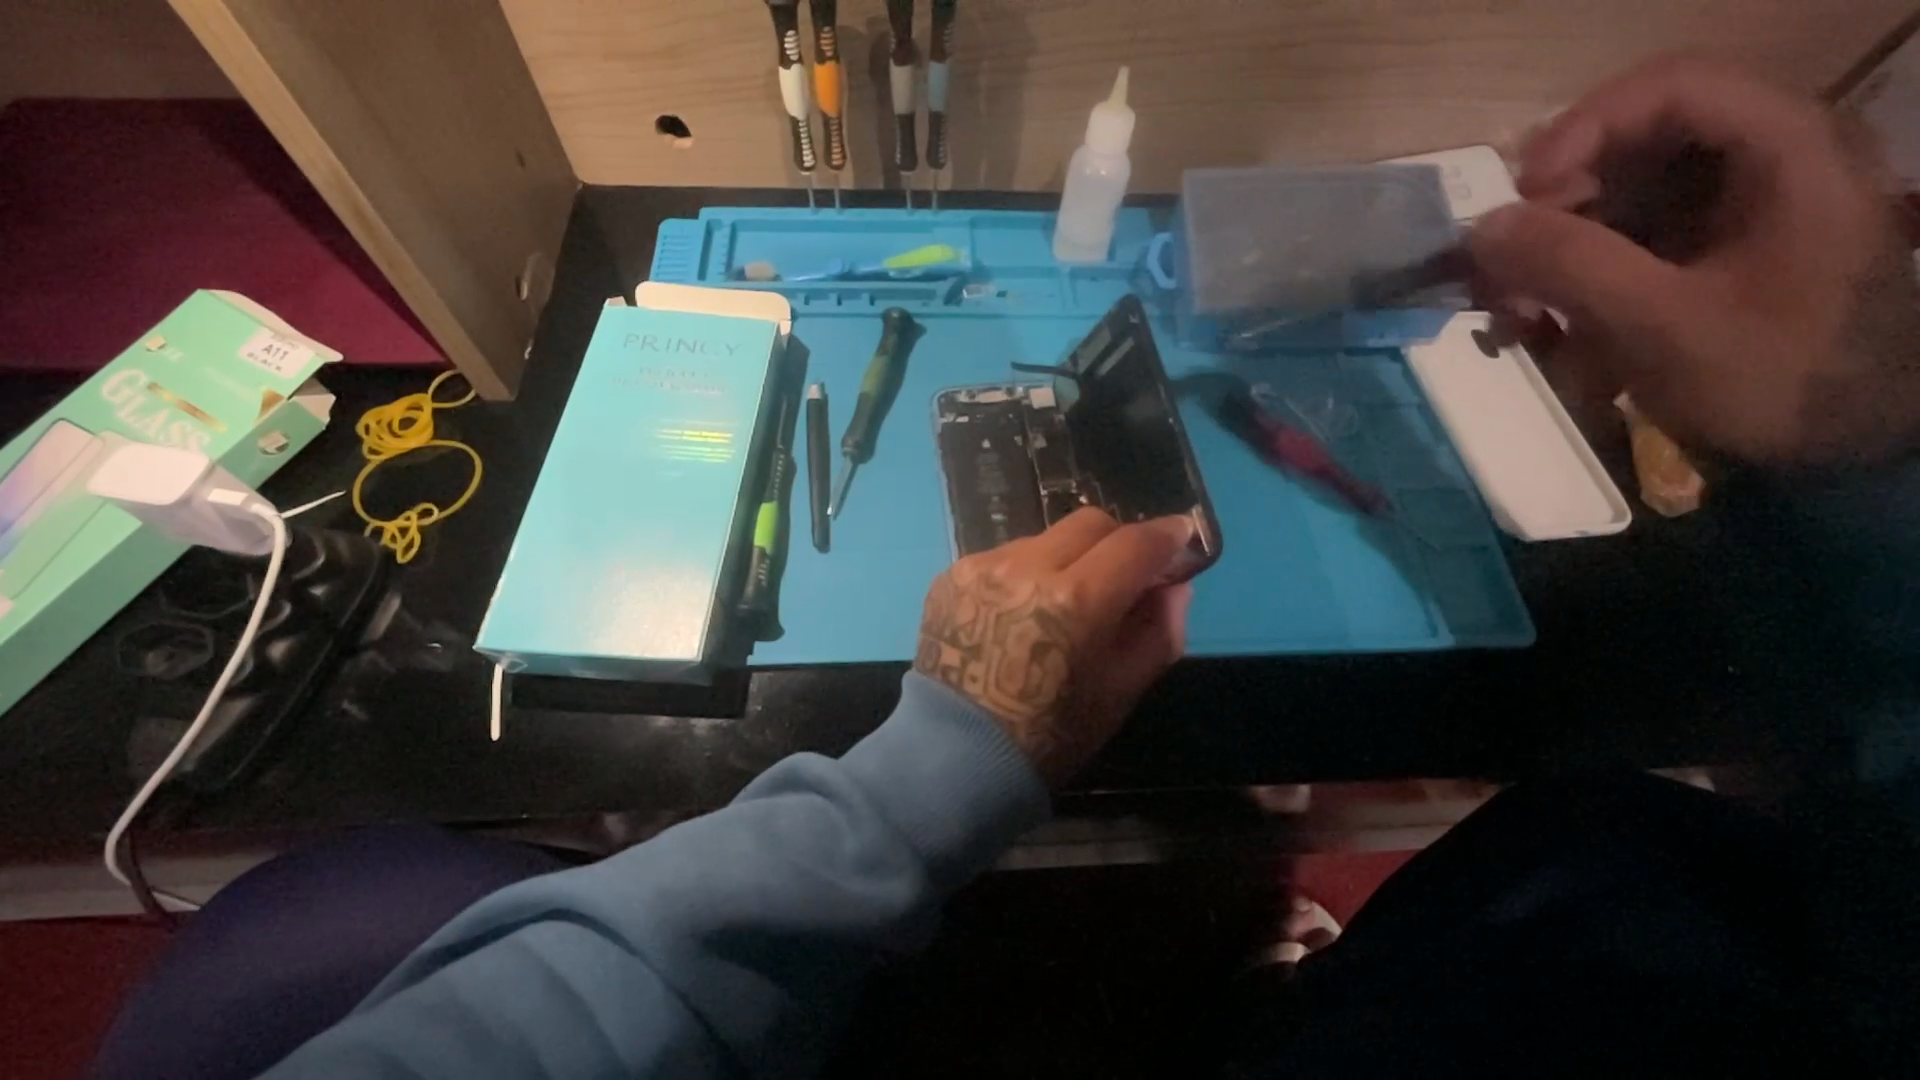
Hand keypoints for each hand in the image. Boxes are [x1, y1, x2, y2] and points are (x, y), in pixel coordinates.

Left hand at [912, 509, 1196, 784]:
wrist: (957, 754)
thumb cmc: (1050, 733)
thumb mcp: (1121, 691)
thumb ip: (1159, 630)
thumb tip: (1174, 585)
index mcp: (1075, 600)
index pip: (1135, 543)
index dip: (1167, 536)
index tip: (1181, 540)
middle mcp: (1025, 567)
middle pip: (1089, 524)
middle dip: (1118, 543)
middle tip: (1126, 577)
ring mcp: (982, 567)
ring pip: (1045, 538)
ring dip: (1068, 560)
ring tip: (1063, 605)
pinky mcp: (951, 575)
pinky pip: (1006, 557)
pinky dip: (1026, 575)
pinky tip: (1020, 615)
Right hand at [1470, 54, 1919, 464]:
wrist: (1853, 447)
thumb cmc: (1778, 376)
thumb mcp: (1664, 324)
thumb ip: (1571, 266)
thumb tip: (1481, 227)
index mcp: (1781, 150)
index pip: (1665, 90)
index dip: (1580, 131)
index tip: (1522, 199)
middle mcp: (1755, 163)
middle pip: (1629, 144)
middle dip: (1550, 205)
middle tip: (1502, 267)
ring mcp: (1727, 212)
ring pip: (1614, 197)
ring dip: (1548, 248)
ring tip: (1512, 310)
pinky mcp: (1702, 257)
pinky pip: (1619, 243)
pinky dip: (1569, 277)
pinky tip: (1540, 323)